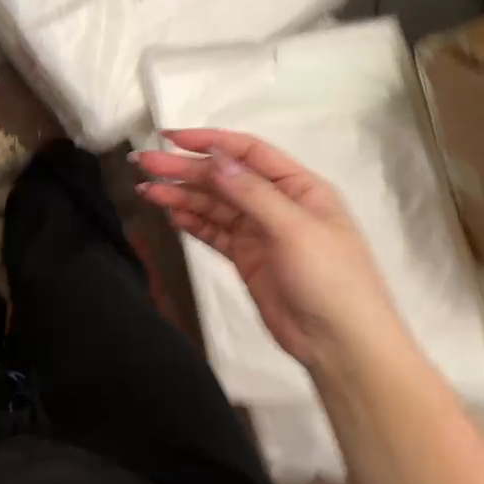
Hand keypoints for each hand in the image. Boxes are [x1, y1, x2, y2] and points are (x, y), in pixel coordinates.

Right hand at [134, 129, 404, 370]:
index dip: (208, 142)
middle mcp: (277, 204)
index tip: (168, 138)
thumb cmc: (331, 280)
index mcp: (299, 188)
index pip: (248, 153)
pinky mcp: (245, 256)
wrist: (341, 345)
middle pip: (222, 177)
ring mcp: (259, 231)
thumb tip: (215, 157)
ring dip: (179, 195)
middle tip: (143, 164)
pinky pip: (211, 231)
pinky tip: (169, 215)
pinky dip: (190, 221)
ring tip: (145, 191)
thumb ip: (252, 192)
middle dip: (183, 169)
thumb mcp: (295, 230)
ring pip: (212, 204)